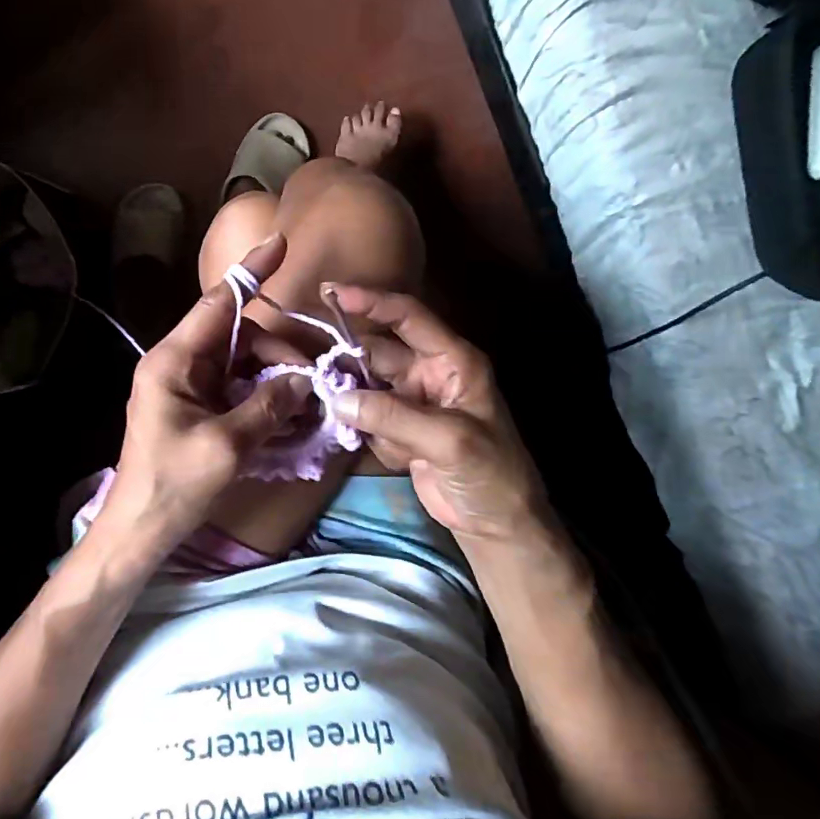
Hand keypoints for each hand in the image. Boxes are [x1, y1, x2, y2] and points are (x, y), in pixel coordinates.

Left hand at [110, 235, 314, 539]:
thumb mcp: (227, 445)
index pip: (218, 302)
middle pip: (238, 334)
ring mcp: (186, 385)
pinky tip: (286, 414)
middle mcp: (178, 363)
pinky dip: (261, 394)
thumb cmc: (174, 484)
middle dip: (278, 349)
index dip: (251, 271)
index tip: (280, 241)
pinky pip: (235, 385)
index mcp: (173, 360)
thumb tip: (303, 379)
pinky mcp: (195, 406)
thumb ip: (268, 405)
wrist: (140, 527)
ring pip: (240, 360)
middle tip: (312, 381)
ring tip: (305, 404)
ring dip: (274, 374)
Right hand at [325, 286, 546, 540]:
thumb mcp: (448, 440)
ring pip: (365, 385)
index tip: (331, 292)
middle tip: (322, 375)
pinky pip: (365, 416)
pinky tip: (398, 457)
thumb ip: (392, 416)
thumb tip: (337, 397)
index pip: (407, 317)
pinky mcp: (397, 428)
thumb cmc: (490, 475)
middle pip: (376, 352)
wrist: (498, 526)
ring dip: (355, 402)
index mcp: (452, 360)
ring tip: (360, 426)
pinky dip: (367, 432)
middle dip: (349, 362)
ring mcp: (410, 402)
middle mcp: (428, 373)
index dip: (371, 301)